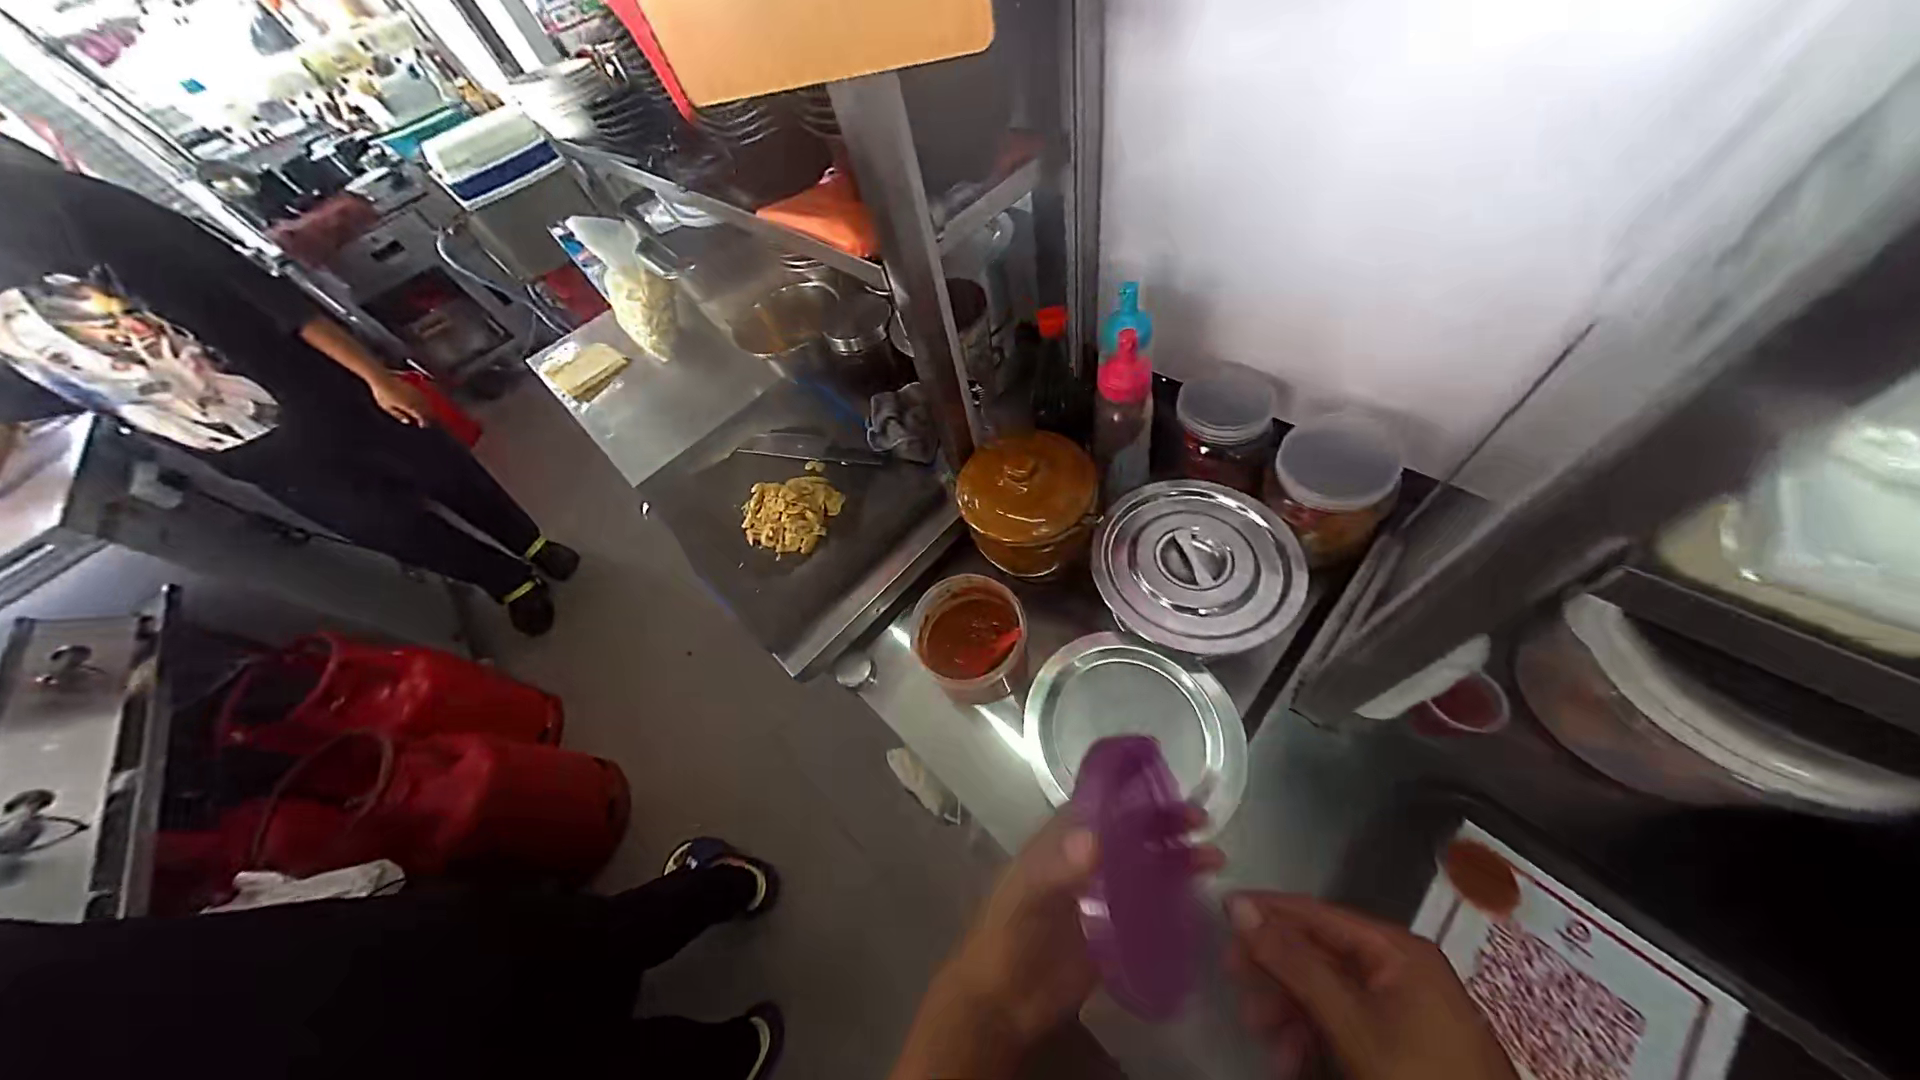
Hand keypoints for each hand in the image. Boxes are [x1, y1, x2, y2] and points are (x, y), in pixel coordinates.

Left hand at [368, 374, 432, 426]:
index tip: (422, 425)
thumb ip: (398, 415)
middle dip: (428, 416)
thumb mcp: (386, 406)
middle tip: (425, 419)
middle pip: (428, 410)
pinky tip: (424, 399)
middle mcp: (417, 400)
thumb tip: (407, 421)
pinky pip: (426, 393)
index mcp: (410, 407)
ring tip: (426, 410)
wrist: (381, 377)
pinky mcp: (417, 385)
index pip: (422, 417)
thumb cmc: (381, 392)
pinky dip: (427, 397)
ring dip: (429, 407)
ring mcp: (418, 392)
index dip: (424, 422)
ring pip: (428, 402)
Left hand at [890, 806, 1221, 1079]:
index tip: (1167, 777)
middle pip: (1129, 830)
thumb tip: (1095, 838)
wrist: (1004, 1001)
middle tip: (1201, 820)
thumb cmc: (1008, 935)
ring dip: (1175, 855)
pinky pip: (1150, 903)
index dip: (1131, 788)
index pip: (1100, 802)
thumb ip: (1057, 868)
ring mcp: (1101, 895)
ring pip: (1144, 864)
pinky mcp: (1115, 929)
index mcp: (1061, 840)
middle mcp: (1084, 860)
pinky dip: (1174, 894)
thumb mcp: (1028, 896)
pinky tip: (1200, 895)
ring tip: (1213, 856)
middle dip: (1163, 820)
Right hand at [1224, 892, 1517, 1079]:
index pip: (1315, 912)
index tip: (1222, 913)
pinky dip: (1312, 1033)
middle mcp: (1401, 967)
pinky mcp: (1403, 1041)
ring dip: (1287, 1009)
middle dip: (1274, 971)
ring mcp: (1404, 1006)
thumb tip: (1240, 907)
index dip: (1266, 910)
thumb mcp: (1347, 1019)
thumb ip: (1292, 959)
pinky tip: (1291, 1055)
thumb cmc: (1418, 1077)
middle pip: (1318, 951)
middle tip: (1234, 980)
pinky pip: (1344, 1019)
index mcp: (1396, 949)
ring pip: (1326, 990)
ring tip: (1262, 1032)